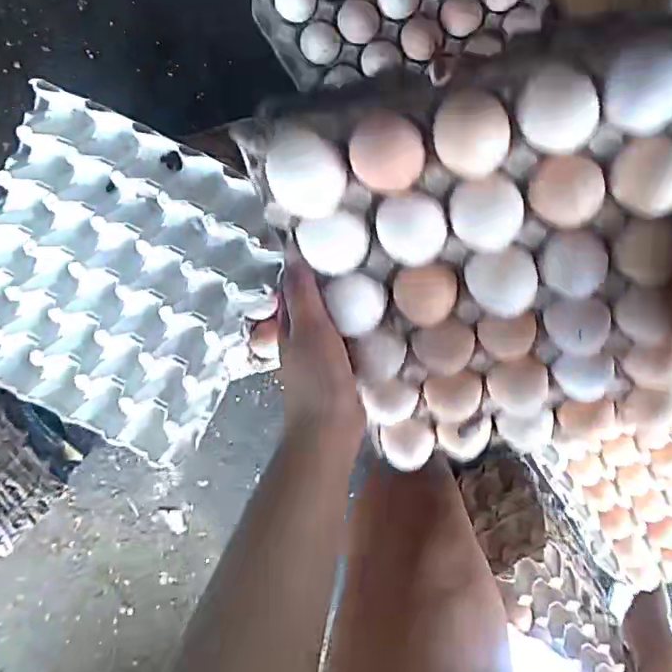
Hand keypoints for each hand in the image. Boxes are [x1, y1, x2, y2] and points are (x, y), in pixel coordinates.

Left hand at [275, 254, 363, 439]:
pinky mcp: (343, 369)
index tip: (329, 242)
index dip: (305, 265)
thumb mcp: (310, 328)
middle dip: (332, 284)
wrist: (331, 429)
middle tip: (361, 260)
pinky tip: (382, 321)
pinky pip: (352, 340)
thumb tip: (292, 253)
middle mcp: (302, 339)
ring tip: (376, 283)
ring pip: (335, 321)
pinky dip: (362, 329)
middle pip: (315, 303)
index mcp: (288, 326)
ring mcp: (323, 355)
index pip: (293, 287)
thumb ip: (303, 294)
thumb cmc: (318, 377)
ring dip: (350, 306)